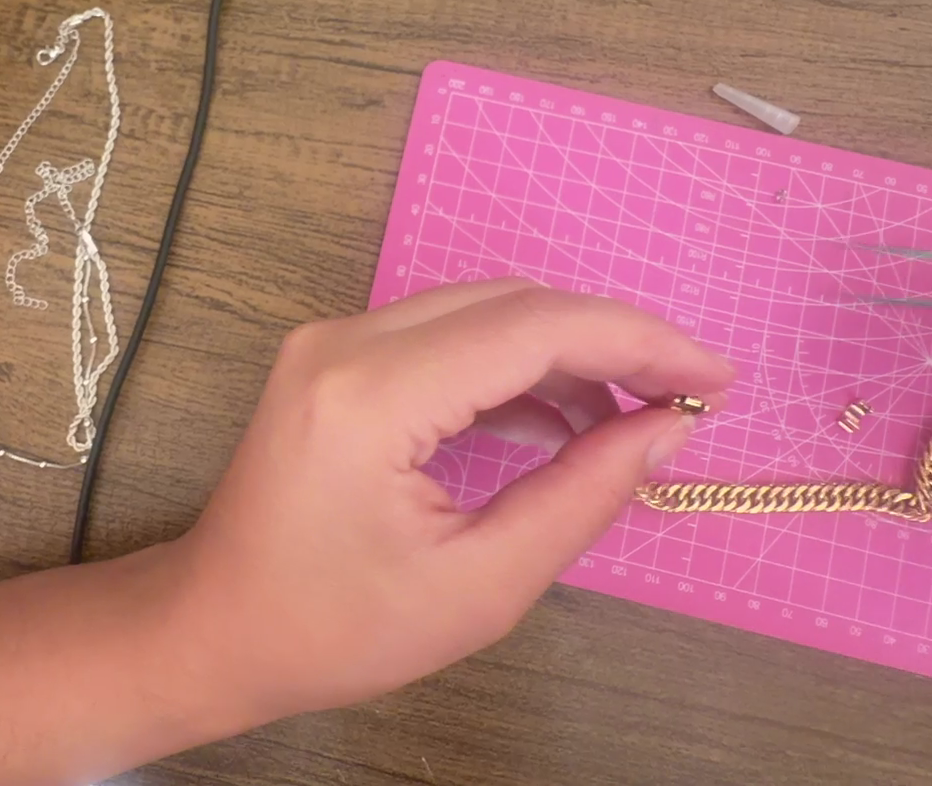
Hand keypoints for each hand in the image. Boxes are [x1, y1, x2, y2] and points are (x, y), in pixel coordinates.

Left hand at [169, 280, 733, 722]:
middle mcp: (346, 340)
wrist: (217, 620)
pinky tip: (552, 411)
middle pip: (506, 304)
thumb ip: (581, 496)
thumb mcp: (478, 586)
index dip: (636, 340)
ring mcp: (332, 338)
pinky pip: (440, 334)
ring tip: (626, 412)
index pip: (530, 328)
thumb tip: (665, 428)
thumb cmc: (336, 627)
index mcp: (372, 394)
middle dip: (606, 339)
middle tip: (681, 392)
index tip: (713, 376)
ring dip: (558, 349)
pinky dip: (505, 363)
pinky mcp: (333, 352)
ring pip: (476, 310)